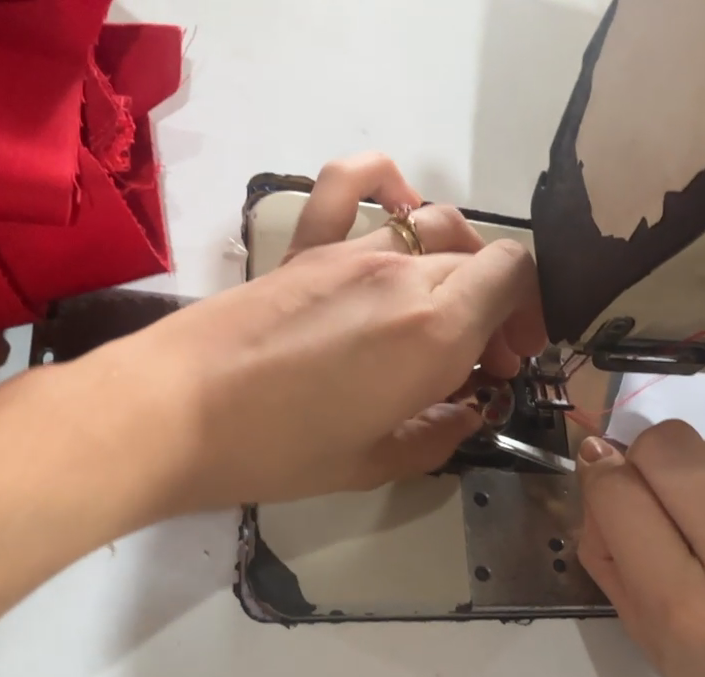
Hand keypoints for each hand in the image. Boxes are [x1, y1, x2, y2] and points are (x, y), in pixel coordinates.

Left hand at [83, 154, 544, 516]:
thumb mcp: (375, 465)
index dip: (528, 311)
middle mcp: (403, 276)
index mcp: (433, 332)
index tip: (507, 360)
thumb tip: (465, 415)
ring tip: (440, 313)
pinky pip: (350, 184)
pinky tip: (395, 207)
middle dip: (493, 309)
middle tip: (473, 365)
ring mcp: (350, 252)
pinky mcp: (304, 246)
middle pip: (478, 260)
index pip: (515, 274)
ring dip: (454, 266)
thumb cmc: (281, 452)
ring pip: (431, 228)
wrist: (176, 414)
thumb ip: (437, 438)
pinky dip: (383, 182)